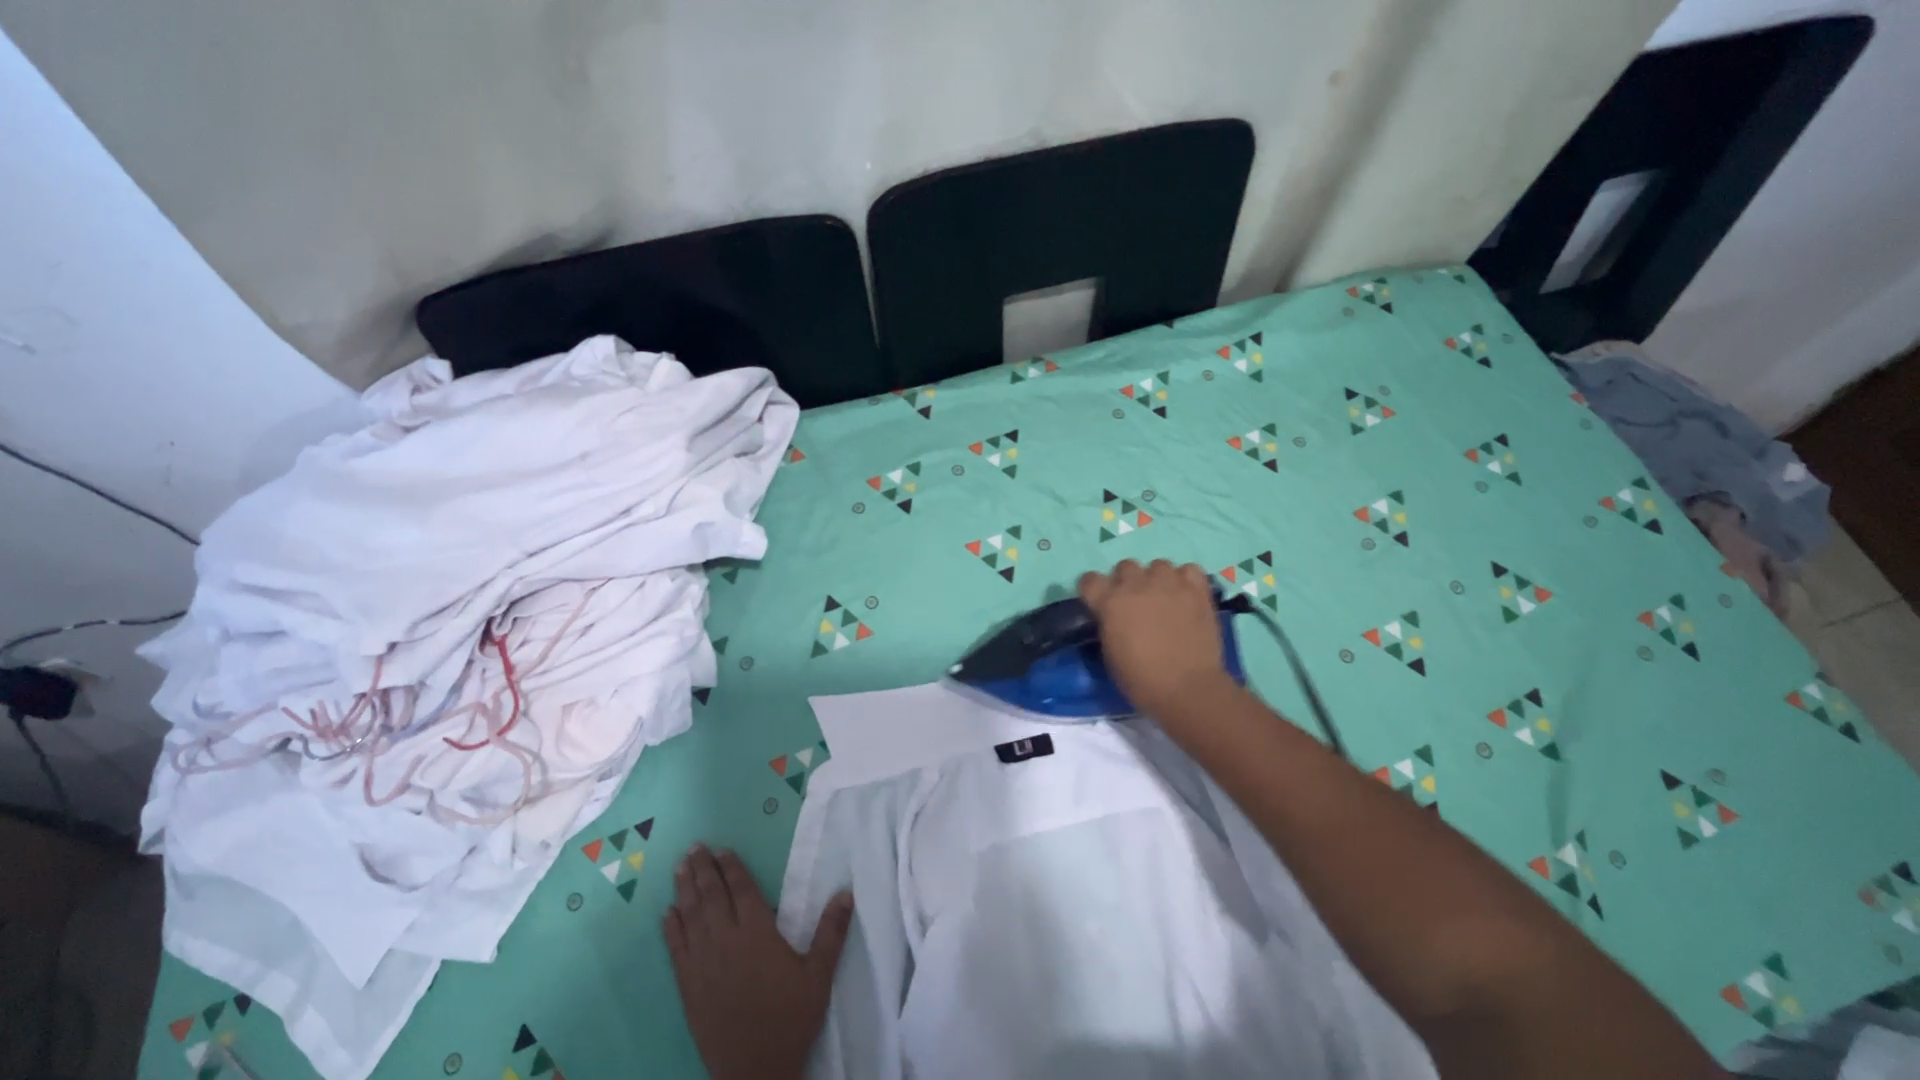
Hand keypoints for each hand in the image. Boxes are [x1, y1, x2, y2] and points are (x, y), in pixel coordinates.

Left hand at [664, 845, 852, 1079]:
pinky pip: (676, 947)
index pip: (741, 890)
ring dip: (685, 888)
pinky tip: (668, 912)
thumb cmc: (791, 1019)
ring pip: (690, 915)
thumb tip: (846, 893)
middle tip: (696, 847)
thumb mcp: (819, 975)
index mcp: (758, 934)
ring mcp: (702, 962)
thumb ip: (831, 932)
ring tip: (680, 866)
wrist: (755, 1069)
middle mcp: (726, 940)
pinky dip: (671, 926)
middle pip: (711, 896)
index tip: (723, 849)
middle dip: (704, 869)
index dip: (732, 867)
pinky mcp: (688, 985)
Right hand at [1078, 559, 1235, 720]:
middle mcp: (1137, 585)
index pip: (1089, 580)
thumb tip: (1112, 617)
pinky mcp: (1197, 590)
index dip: (1093, 591)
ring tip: (1164, 599)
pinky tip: (1186, 595)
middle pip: (1125, 566)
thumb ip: (1108, 626)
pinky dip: (1185, 580)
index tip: (1099, 603)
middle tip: (1135, 604)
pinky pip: (1189, 570)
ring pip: (1158, 565)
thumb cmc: (1141, 680)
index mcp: (1110, 602)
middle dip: (1127, 582)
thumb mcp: (1110, 654)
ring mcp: (1169, 584)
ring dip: (1156, 579)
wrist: (1187, 688)